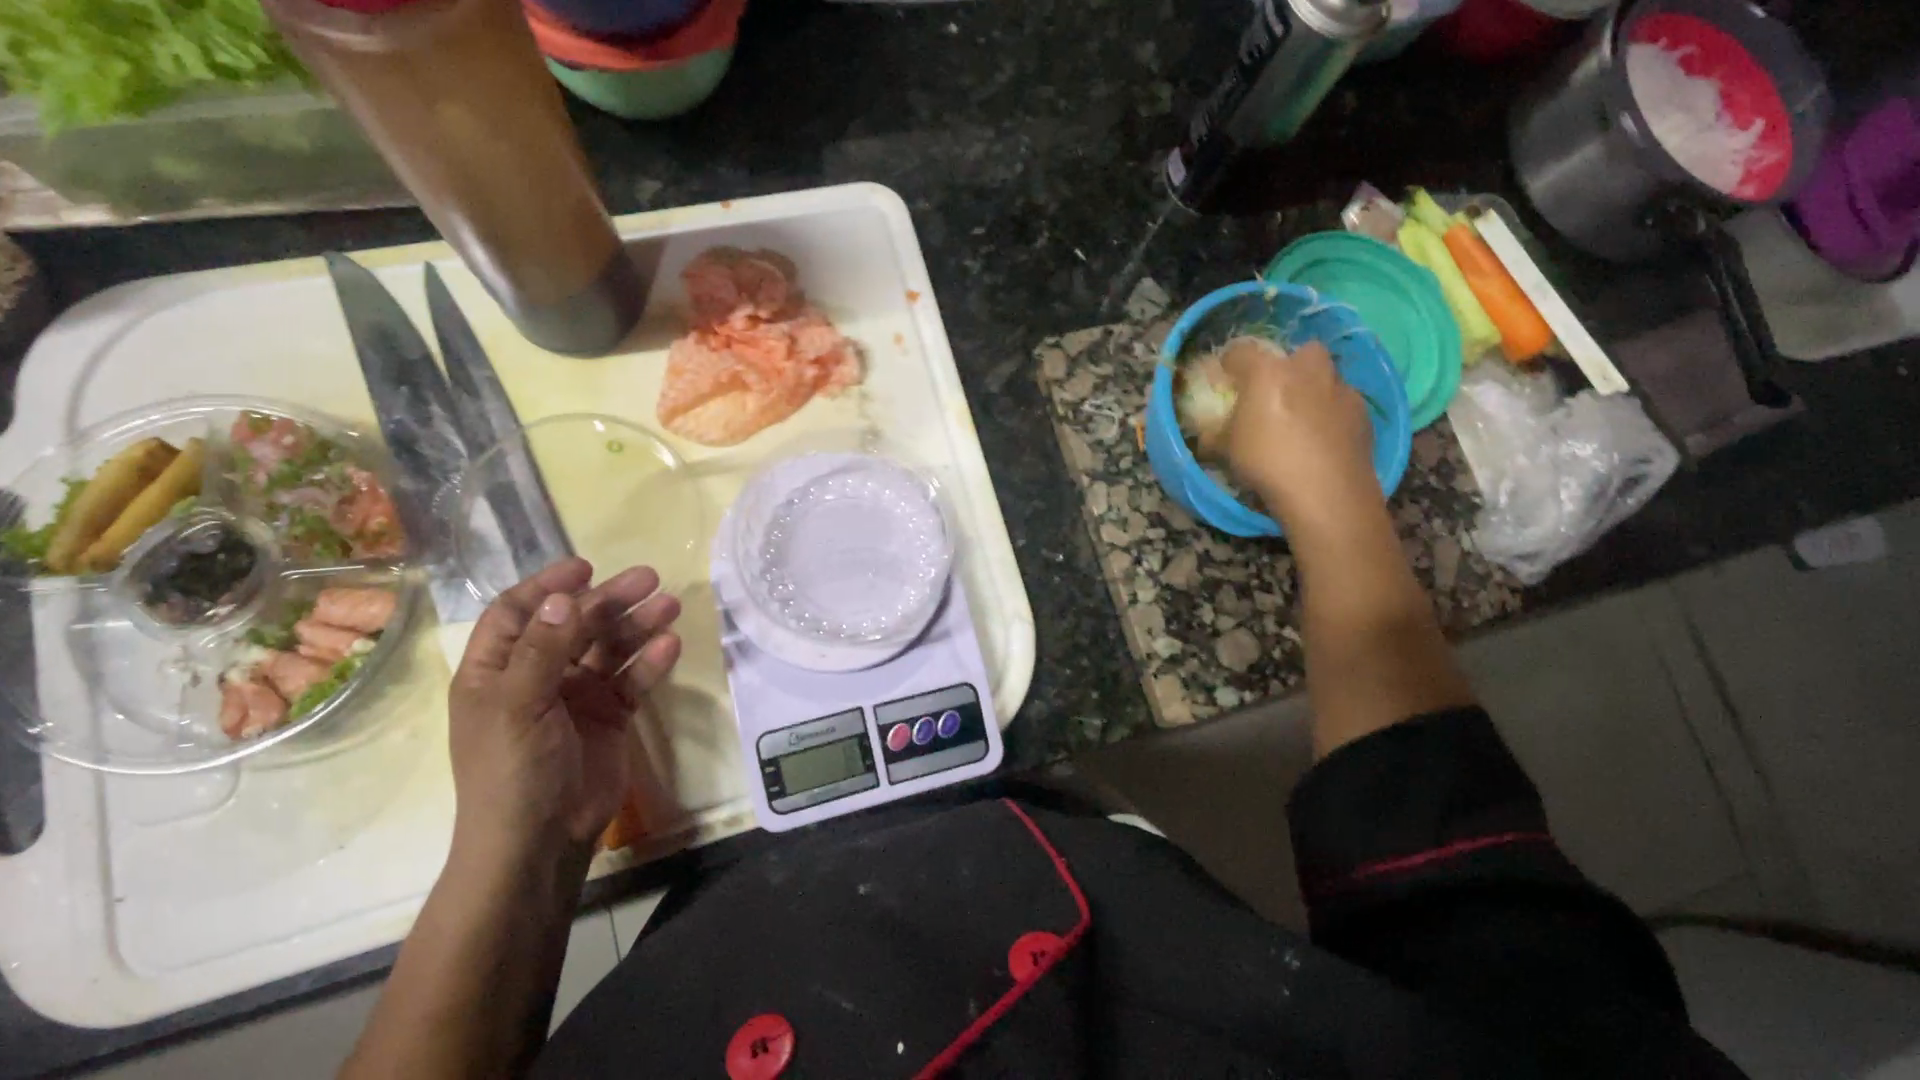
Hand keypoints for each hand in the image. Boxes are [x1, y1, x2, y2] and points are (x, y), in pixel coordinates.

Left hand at [447, 557, 682, 868]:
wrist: (539, 842)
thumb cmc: (511, 772)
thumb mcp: (518, 706)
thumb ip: (543, 649)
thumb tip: (564, 597)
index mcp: (496, 671)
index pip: (518, 613)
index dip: (548, 587)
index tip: (586, 568)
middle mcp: (536, 676)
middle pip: (574, 625)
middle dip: (609, 601)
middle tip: (649, 579)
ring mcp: (576, 697)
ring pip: (609, 649)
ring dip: (637, 626)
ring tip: (670, 605)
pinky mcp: (609, 717)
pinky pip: (631, 681)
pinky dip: (649, 664)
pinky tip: (669, 647)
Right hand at [1216, 339, 1379, 528]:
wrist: (1326, 492)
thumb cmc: (1267, 463)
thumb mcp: (1226, 451)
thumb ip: (1215, 434)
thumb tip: (1207, 434)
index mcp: (1267, 372)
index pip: (1241, 352)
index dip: (1230, 364)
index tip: (1227, 380)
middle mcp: (1307, 369)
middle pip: (1298, 352)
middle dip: (1288, 366)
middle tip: (1277, 393)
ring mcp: (1340, 388)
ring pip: (1327, 375)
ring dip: (1315, 388)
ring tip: (1305, 418)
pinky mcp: (1363, 411)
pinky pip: (1344, 402)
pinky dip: (1334, 413)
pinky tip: (1326, 438)